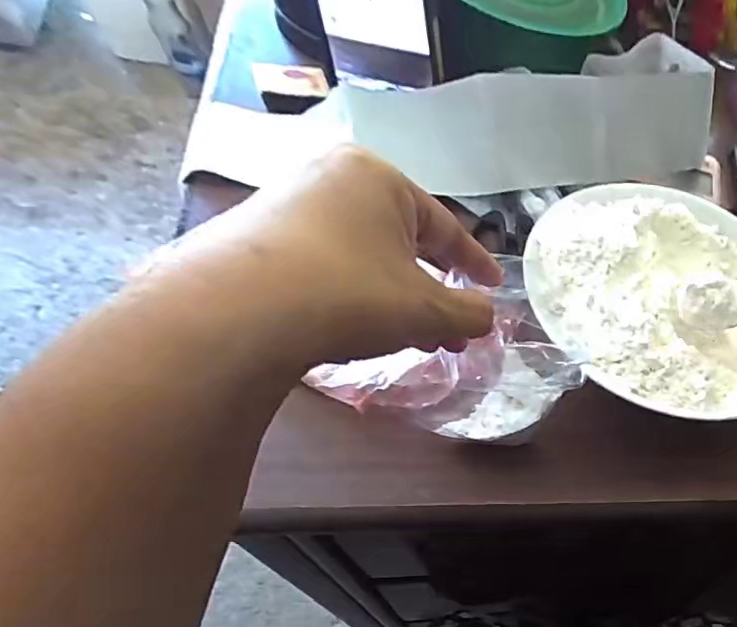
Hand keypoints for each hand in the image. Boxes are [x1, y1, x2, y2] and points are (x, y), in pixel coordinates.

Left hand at [128, 147, 502, 375]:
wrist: (242, 309)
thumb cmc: (351, 294)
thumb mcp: (426, 310)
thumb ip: (469, 313)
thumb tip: (486, 317)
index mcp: (380, 178)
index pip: (446, 226)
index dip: (476, 263)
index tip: (494, 288)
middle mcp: (334, 177)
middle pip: (405, 241)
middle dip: (436, 291)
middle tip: (455, 330)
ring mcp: (293, 204)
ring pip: (370, 256)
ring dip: (401, 299)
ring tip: (417, 339)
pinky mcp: (264, 237)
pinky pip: (334, 264)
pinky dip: (362, 295)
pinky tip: (367, 329)